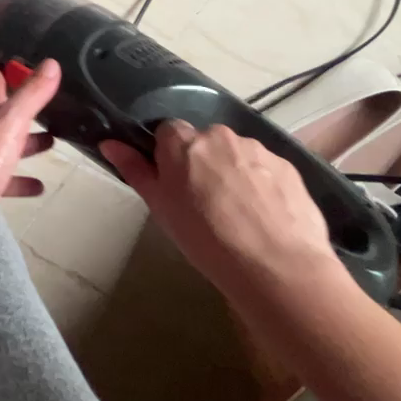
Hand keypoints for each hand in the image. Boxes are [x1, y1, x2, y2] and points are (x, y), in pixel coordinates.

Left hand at [0, 60, 61, 240]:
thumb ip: (31, 94)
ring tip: (53, 141)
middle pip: (2, 113)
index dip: (13, 70)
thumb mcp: (10, 121)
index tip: (37, 65)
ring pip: (5, 144)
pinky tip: (40, 185)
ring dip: (26, 142)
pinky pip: (5, 176)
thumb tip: (51, 63)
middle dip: (25, 110)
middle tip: (54, 107)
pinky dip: (21, 178)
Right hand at [100, 122, 344, 296]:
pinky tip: (266, 217)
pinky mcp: (290, 169)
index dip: (170, 156)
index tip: (175, 182)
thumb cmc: (206, 238)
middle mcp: (219, 136)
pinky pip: (267, 169)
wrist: (278, 269)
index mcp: (182, 141)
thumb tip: (109, 143)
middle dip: (204, 162)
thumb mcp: (160, 207)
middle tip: (206, 201)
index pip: (168, 131)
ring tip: (241, 213)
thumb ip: (134, 169)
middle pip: (205, 141)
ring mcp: (258, 150)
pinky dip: (264, 185)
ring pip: (237, 155)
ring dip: (235, 173)